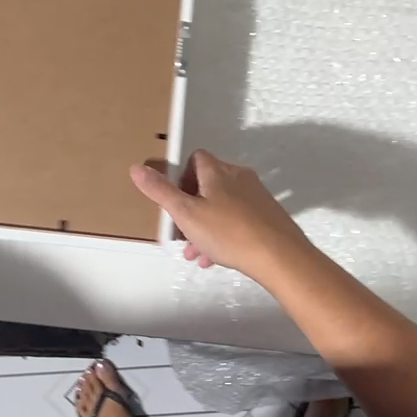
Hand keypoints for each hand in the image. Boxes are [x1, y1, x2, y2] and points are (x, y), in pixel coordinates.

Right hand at [128, 149, 315, 280]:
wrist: (279, 256)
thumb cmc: (228, 232)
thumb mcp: (186, 213)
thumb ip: (160, 191)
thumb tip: (136, 167)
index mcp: (218, 172)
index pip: (196, 158)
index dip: (181, 177)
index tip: (174, 199)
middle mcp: (239, 178)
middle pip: (208, 185)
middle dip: (191, 208)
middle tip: (181, 231)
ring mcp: (256, 197)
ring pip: (222, 206)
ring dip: (205, 226)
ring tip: (195, 252)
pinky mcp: (268, 216)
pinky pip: (238, 220)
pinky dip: (223, 234)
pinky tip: (215, 258)